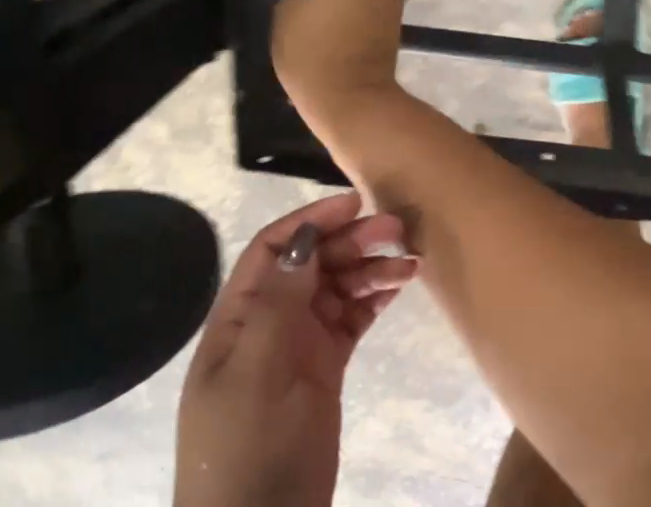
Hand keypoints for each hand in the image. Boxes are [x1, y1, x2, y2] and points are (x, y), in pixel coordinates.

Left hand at [175, 193, 417, 506]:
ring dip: (370, 270)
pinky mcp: (324, 369)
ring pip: (336, 289)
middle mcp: (268, 323)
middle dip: (352, 242)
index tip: (355, 203)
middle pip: (312, 264)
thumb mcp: (256, 372)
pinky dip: (374, 300)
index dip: (311, 220)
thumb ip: (278, 302)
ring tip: (411, 263)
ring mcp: (298, 346)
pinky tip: (400, 287)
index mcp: (239, 317)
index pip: (273, 249)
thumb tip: (303, 236)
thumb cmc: (246, 448)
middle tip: (398, 232)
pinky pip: (351, 320)